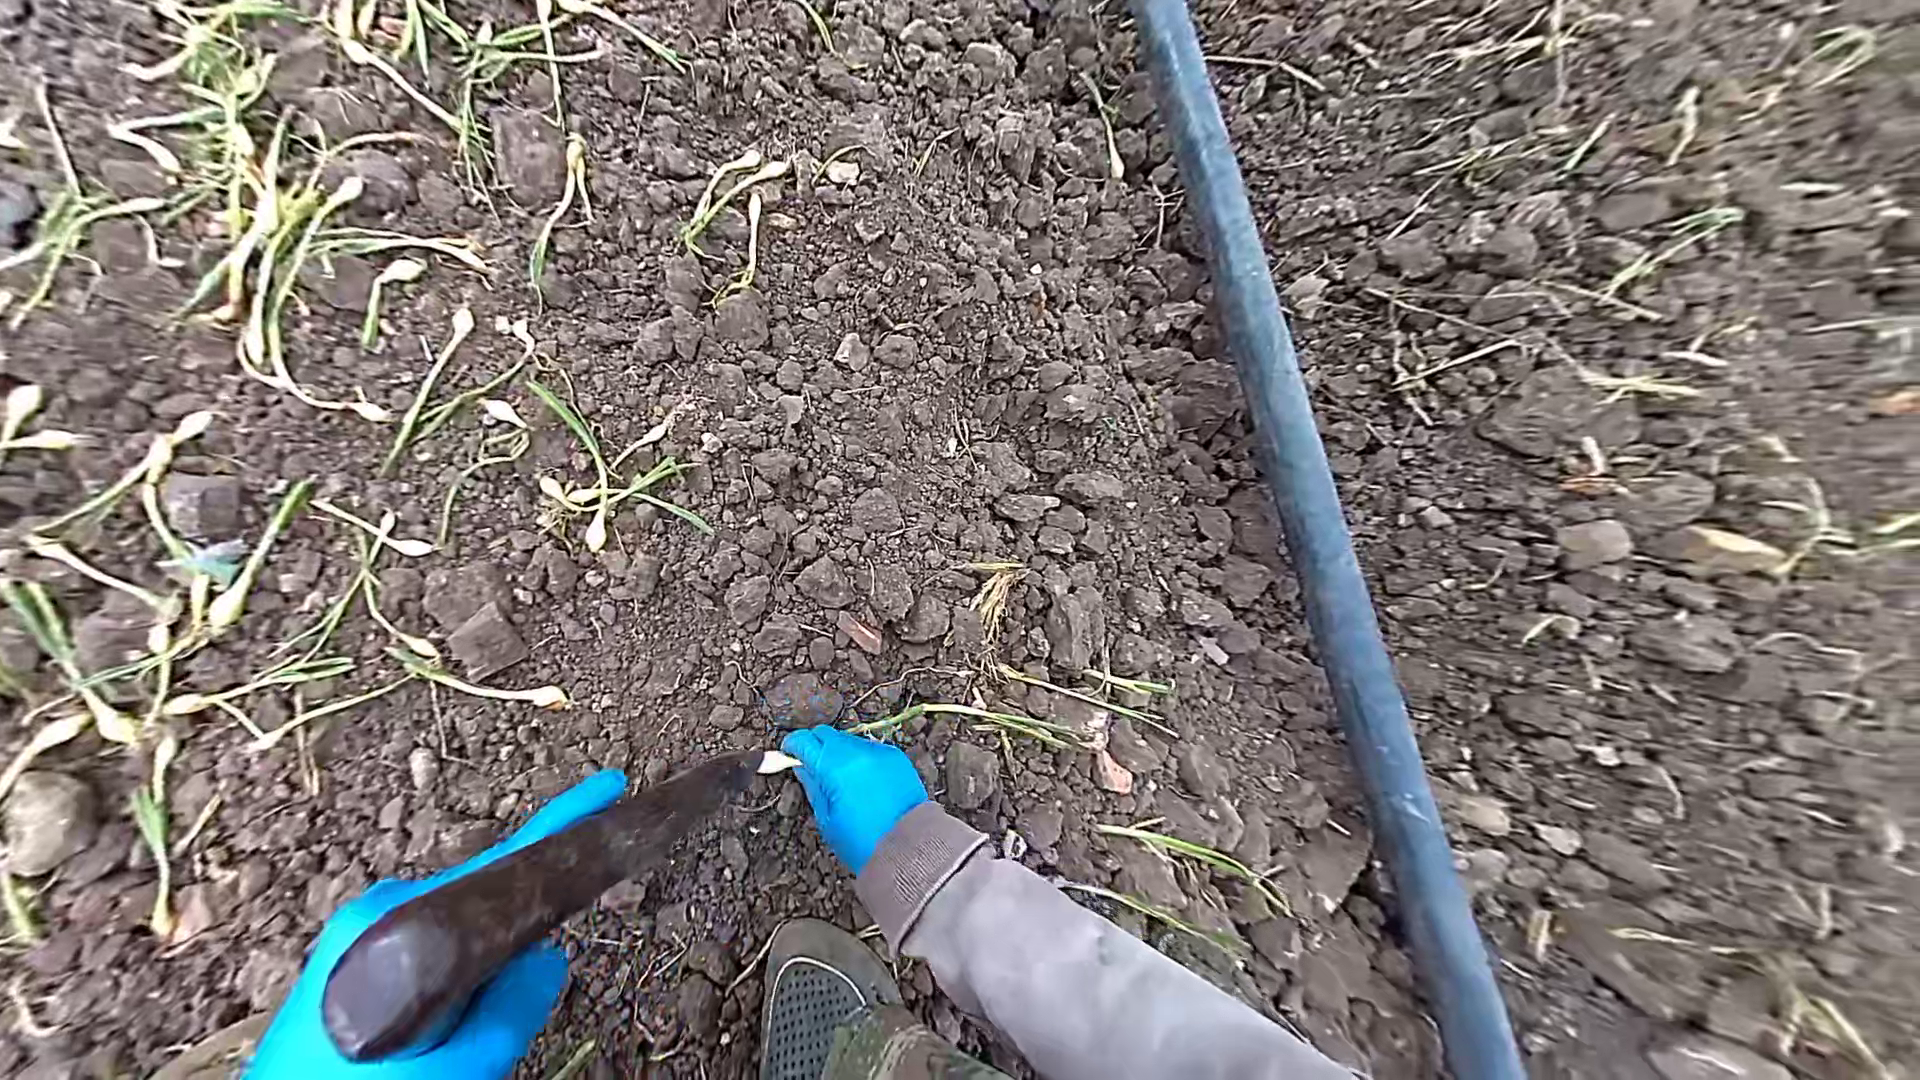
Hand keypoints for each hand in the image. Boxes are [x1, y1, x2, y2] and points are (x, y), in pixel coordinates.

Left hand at [246, 770, 627, 1079]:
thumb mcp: (460, 1067)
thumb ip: (518, 1004)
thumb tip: (545, 956)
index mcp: (392, 923)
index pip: (506, 859)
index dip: (566, 819)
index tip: (612, 784)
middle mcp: (376, 916)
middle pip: (487, 899)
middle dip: (514, 938)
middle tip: (492, 1016)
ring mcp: (359, 939)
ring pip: (465, 933)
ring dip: (482, 974)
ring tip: (448, 1049)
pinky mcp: (349, 969)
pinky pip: (435, 955)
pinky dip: (456, 987)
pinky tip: (435, 1043)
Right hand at [782, 726, 927, 873]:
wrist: (907, 846)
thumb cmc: (864, 841)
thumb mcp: (827, 818)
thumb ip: (812, 785)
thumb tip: (801, 766)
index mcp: (837, 766)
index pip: (806, 741)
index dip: (793, 745)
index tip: (788, 751)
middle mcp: (859, 752)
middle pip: (827, 734)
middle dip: (815, 746)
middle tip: (810, 764)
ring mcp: (879, 751)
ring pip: (848, 740)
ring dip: (838, 752)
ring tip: (838, 778)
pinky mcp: (895, 756)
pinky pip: (869, 749)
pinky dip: (859, 758)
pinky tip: (859, 780)